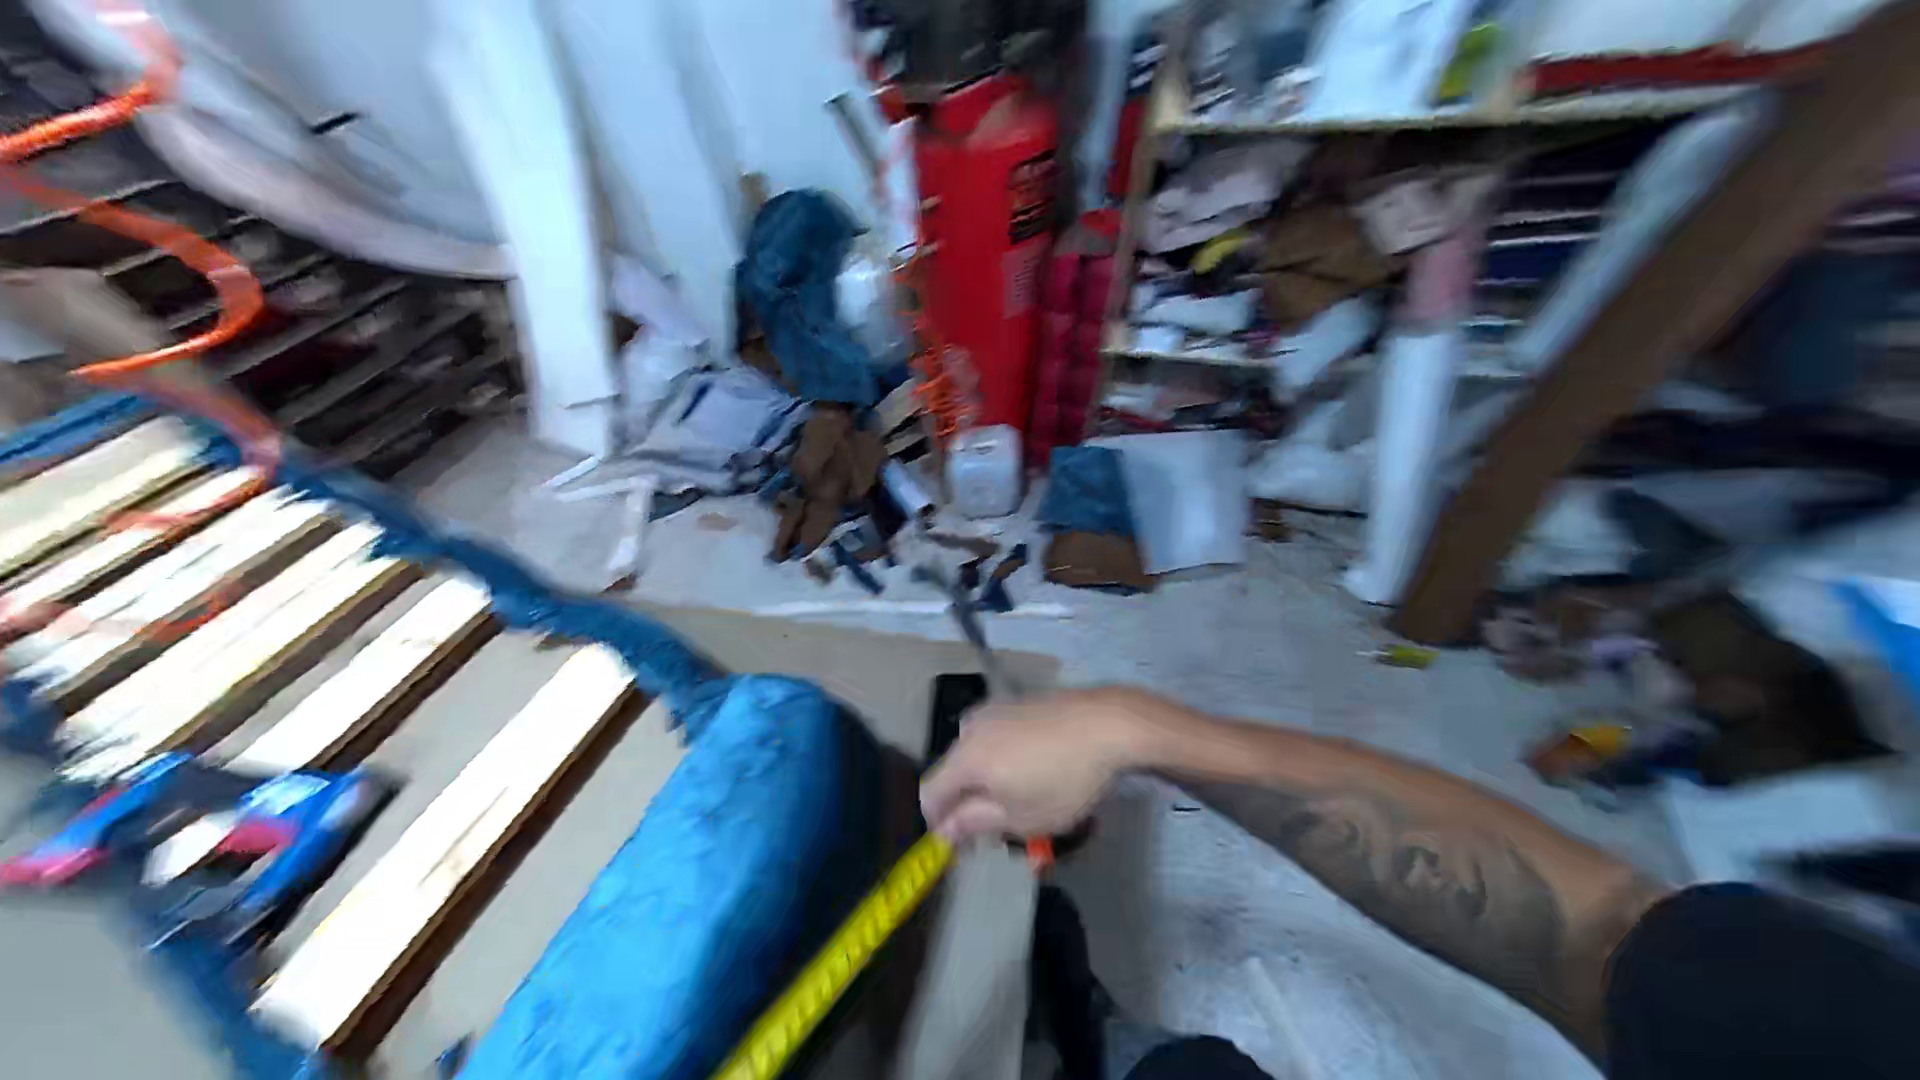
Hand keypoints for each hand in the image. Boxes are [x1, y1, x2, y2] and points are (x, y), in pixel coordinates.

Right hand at [919, 687, 1170, 842]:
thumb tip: (943, 831)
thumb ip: (975, 822)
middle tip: (1000, 826)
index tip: (962, 846)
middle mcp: (971, 727)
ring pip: (977, 753)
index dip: (938, 823)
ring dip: (989, 780)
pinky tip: (1038, 768)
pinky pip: (997, 736)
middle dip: (968, 802)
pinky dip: (1005, 757)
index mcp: (965, 757)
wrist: (1109, 724)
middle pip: (954, 772)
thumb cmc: (1064, 779)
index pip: (929, 792)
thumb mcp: (1021, 816)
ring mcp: (995, 709)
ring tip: (1023, 798)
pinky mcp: (1018, 702)